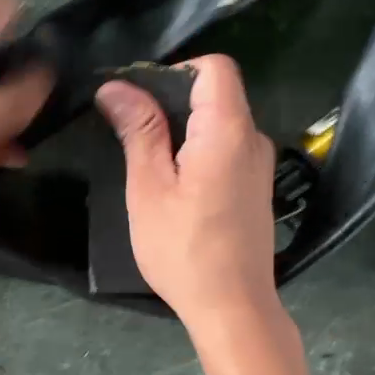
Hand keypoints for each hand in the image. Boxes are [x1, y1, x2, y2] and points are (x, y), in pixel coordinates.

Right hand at [95, 55, 280, 325]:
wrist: (232, 307)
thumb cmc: (183, 250)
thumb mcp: (149, 188)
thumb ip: (138, 131)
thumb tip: (115, 87)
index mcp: (228, 130)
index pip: (213, 67)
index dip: (172, 72)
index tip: (137, 100)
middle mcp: (253, 137)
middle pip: (216, 91)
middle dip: (170, 100)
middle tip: (129, 132)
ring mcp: (259, 163)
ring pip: (219, 120)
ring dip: (181, 128)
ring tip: (147, 161)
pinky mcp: (256, 185)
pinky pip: (225, 146)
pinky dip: (197, 148)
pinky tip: (173, 182)